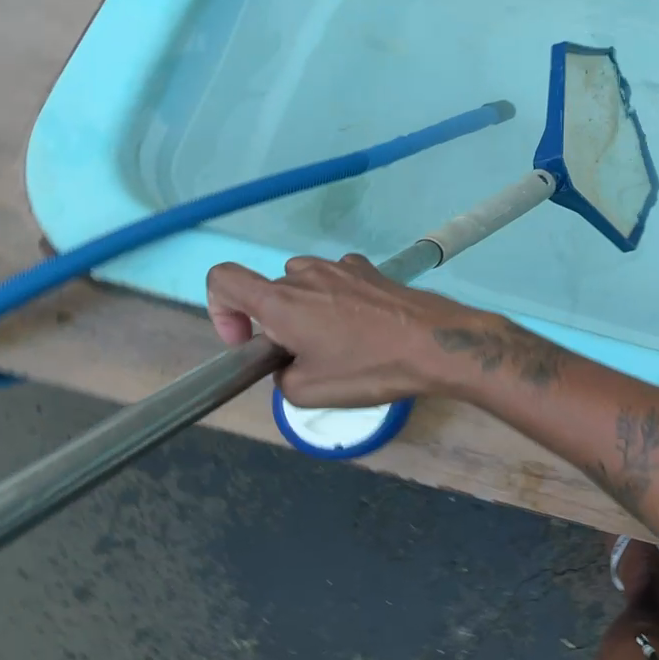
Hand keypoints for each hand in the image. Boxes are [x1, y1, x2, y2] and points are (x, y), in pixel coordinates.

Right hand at [204, 254, 487, 406]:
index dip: (220, 309)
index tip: (247, 340)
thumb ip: (280, 374)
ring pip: (308, 282)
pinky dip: (342, 299)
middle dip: (278, 321)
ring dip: (311, 308)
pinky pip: (342, 281)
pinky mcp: (376, 272)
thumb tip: (291, 361)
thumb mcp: (307, 391)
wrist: (438, 345)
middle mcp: (308, 274)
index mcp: (281, 299)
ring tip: (339, 341)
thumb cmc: (370, 368)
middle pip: (272, 289)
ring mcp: (345, 268)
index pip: (222, 278)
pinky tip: (365, 325)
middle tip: (306, 354)